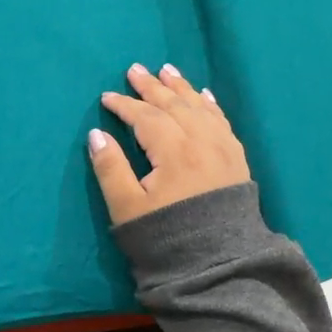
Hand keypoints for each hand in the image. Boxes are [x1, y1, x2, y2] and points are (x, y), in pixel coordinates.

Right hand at [88, 63, 251, 224]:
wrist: (215, 261)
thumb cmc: (163, 235)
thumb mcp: (126, 206)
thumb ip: (110, 168)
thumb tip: (96, 134)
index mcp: (173, 151)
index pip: (146, 118)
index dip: (125, 105)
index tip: (106, 97)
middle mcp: (201, 141)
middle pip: (174, 106)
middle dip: (152, 87)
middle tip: (135, 70)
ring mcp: (222, 148)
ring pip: (199, 108)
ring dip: (180, 88)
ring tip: (167, 71)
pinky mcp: (234, 159)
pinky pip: (220, 120)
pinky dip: (208, 104)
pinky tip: (202, 95)